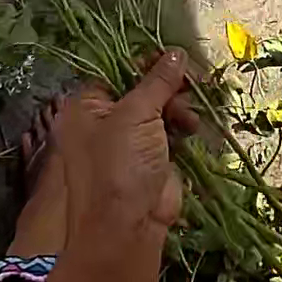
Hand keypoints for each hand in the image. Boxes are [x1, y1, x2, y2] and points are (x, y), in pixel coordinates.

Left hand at [50, 49, 197, 243]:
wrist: (128, 228)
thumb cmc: (120, 166)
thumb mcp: (136, 115)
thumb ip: (158, 81)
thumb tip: (176, 53)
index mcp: (87, 106)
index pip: (117, 69)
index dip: (146, 62)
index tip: (175, 57)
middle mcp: (104, 119)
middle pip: (141, 87)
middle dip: (169, 85)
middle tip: (194, 82)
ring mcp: (129, 139)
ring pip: (159, 107)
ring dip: (178, 105)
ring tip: (190, 115)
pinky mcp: (151, 155)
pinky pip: (169, 128)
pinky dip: (182, 123)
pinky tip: (193, 126)